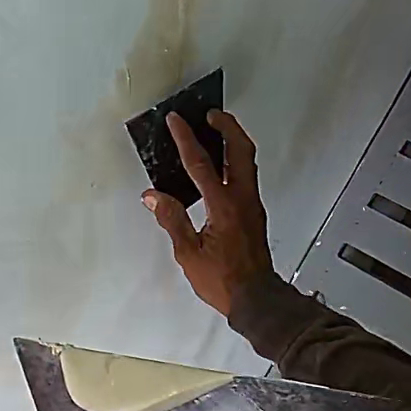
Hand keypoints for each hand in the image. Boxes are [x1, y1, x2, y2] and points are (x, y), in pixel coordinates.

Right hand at [145, 111, 273, 317]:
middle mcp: (242, 200)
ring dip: (234, 141)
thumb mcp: (188, 253)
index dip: (186, 139)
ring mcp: (252, 206)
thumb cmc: (224, 280)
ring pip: (248, 161)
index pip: (200, 164)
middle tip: (211, 114)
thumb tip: (154, 197)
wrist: (256, 297)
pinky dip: (238, 161)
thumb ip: (172, 220)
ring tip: (220, 130)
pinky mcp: (255, 214)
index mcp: (223, 207)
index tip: (176, 121)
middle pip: (240, 150)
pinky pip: (248, 177)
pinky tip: (226, 166)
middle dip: (226, 127)